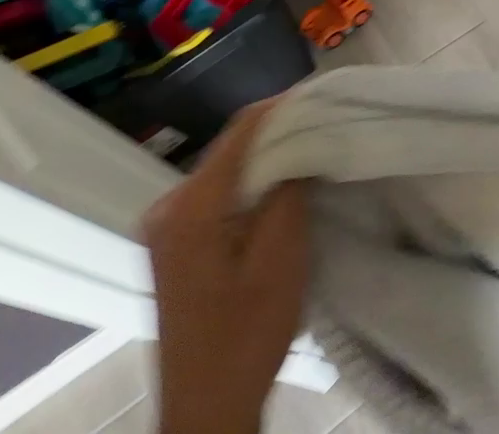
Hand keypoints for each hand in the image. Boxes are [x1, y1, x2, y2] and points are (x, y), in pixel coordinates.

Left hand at [143, 101, 309, 433]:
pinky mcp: (177, 246)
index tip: (328, 95)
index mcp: (189, 207)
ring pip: (228, 173)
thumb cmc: (248, 332)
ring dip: (270, 160)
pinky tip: (286, 190)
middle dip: (281, 133)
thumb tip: (300, 143)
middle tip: (331, 124)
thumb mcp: (281, 258)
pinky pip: (220, 197)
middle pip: (232, 150)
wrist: (207, 405)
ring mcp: (167, 229)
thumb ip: (288, 192)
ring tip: (318, 150)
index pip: (241, 132)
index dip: (284, 107)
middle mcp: (168, 208)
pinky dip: (255, 186)